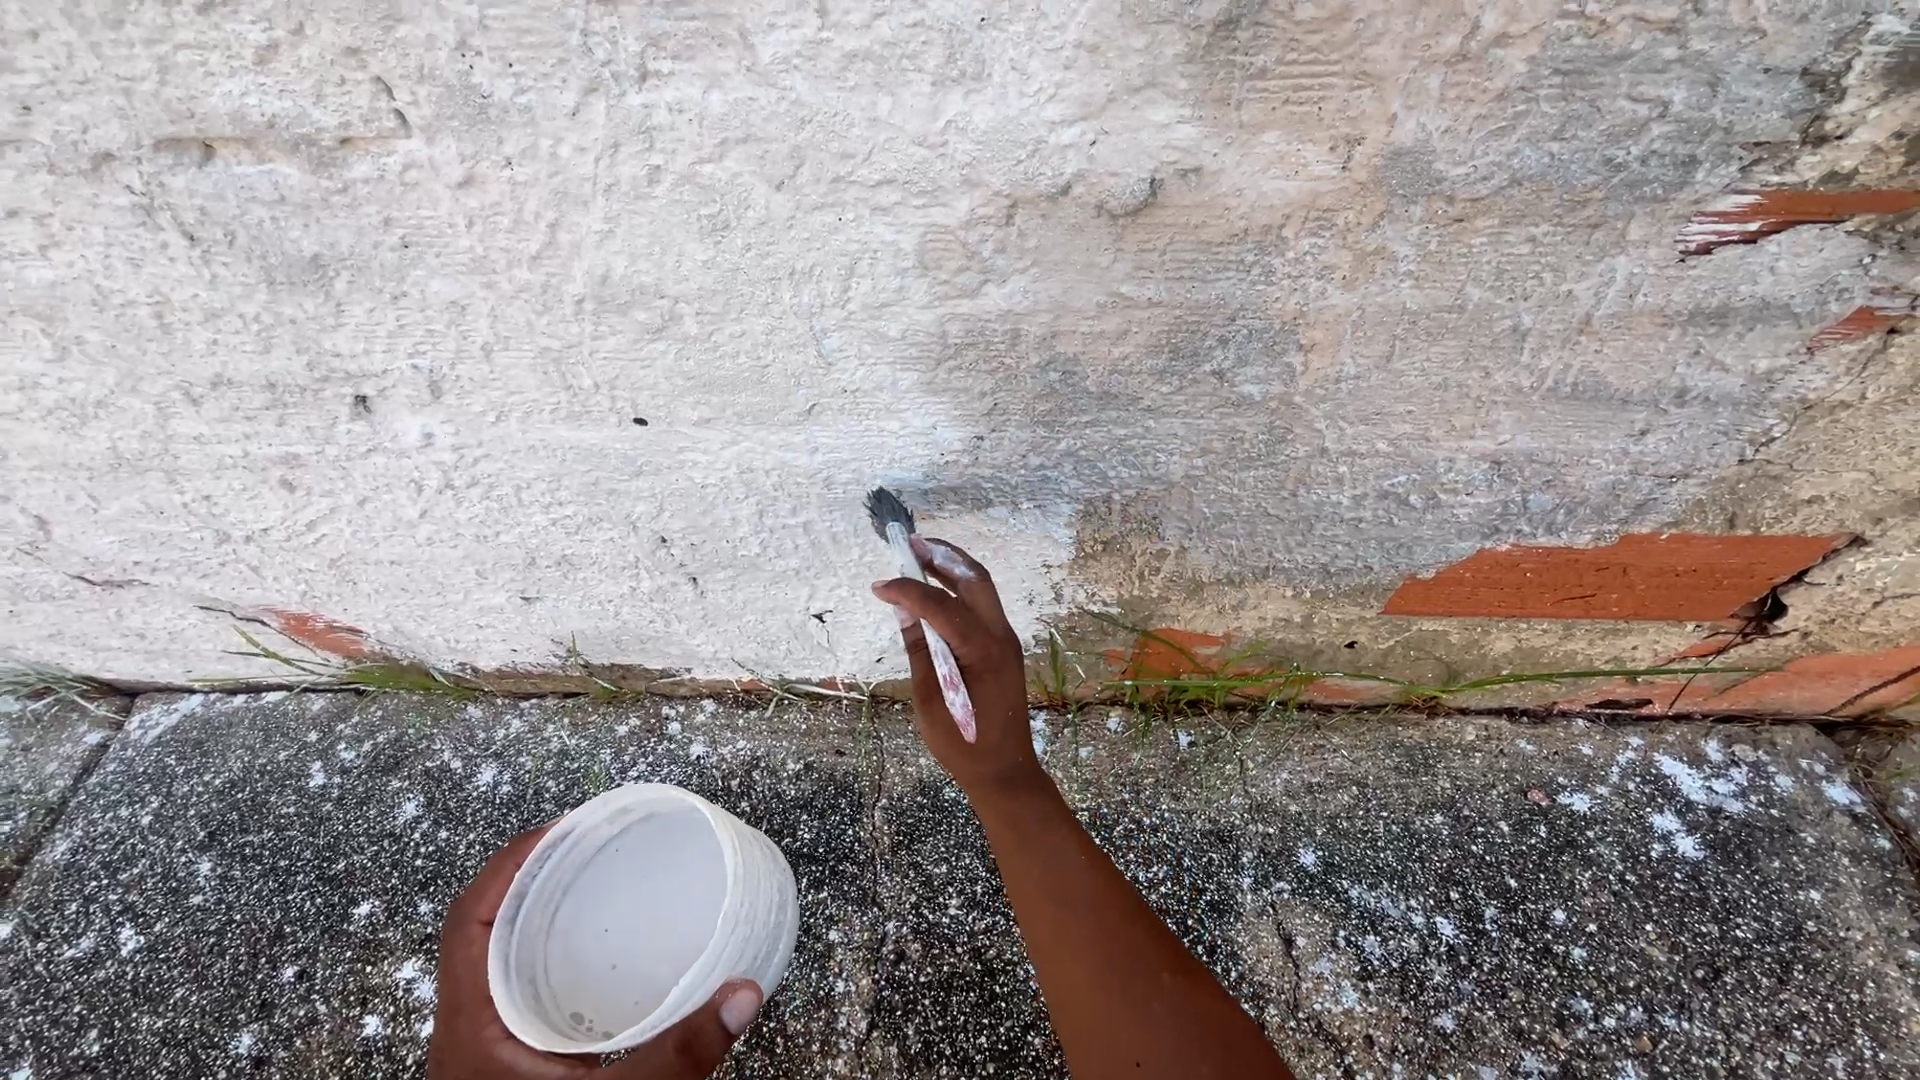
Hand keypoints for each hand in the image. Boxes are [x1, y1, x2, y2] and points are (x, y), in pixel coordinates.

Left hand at [428, 828, 763, 1079]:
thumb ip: (678, 1057)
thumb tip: (748, 991)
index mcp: (472, 1025)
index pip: (469, 918)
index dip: (512, 861)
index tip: (569, 825)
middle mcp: (471, 1027)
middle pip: (485, 927)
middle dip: (539, 875)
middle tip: (602, 846)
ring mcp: (486, 1047)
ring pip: (502, 959)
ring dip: (546, 914)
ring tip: (605, 885)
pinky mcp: (508, 1065)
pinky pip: (523, 988)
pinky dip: (557, 955)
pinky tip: (604, 960)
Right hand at [871, 535, 1045, 799]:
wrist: (1006, 771)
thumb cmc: (964, 746)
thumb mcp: (931, 700)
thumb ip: (919, 650)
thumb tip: (903, 611)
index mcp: (983, 651)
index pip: (941, 606)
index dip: (907, 590)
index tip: (878, 586)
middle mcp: (1001, 636)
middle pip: (975, 579)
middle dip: (942, 556)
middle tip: (909, 544)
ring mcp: (1007, 640)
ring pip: (982, 588)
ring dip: (952, 567)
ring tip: (920, 555)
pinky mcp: (1004, 647)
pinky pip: (982, 606)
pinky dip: (959, 588)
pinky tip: (936, 588)